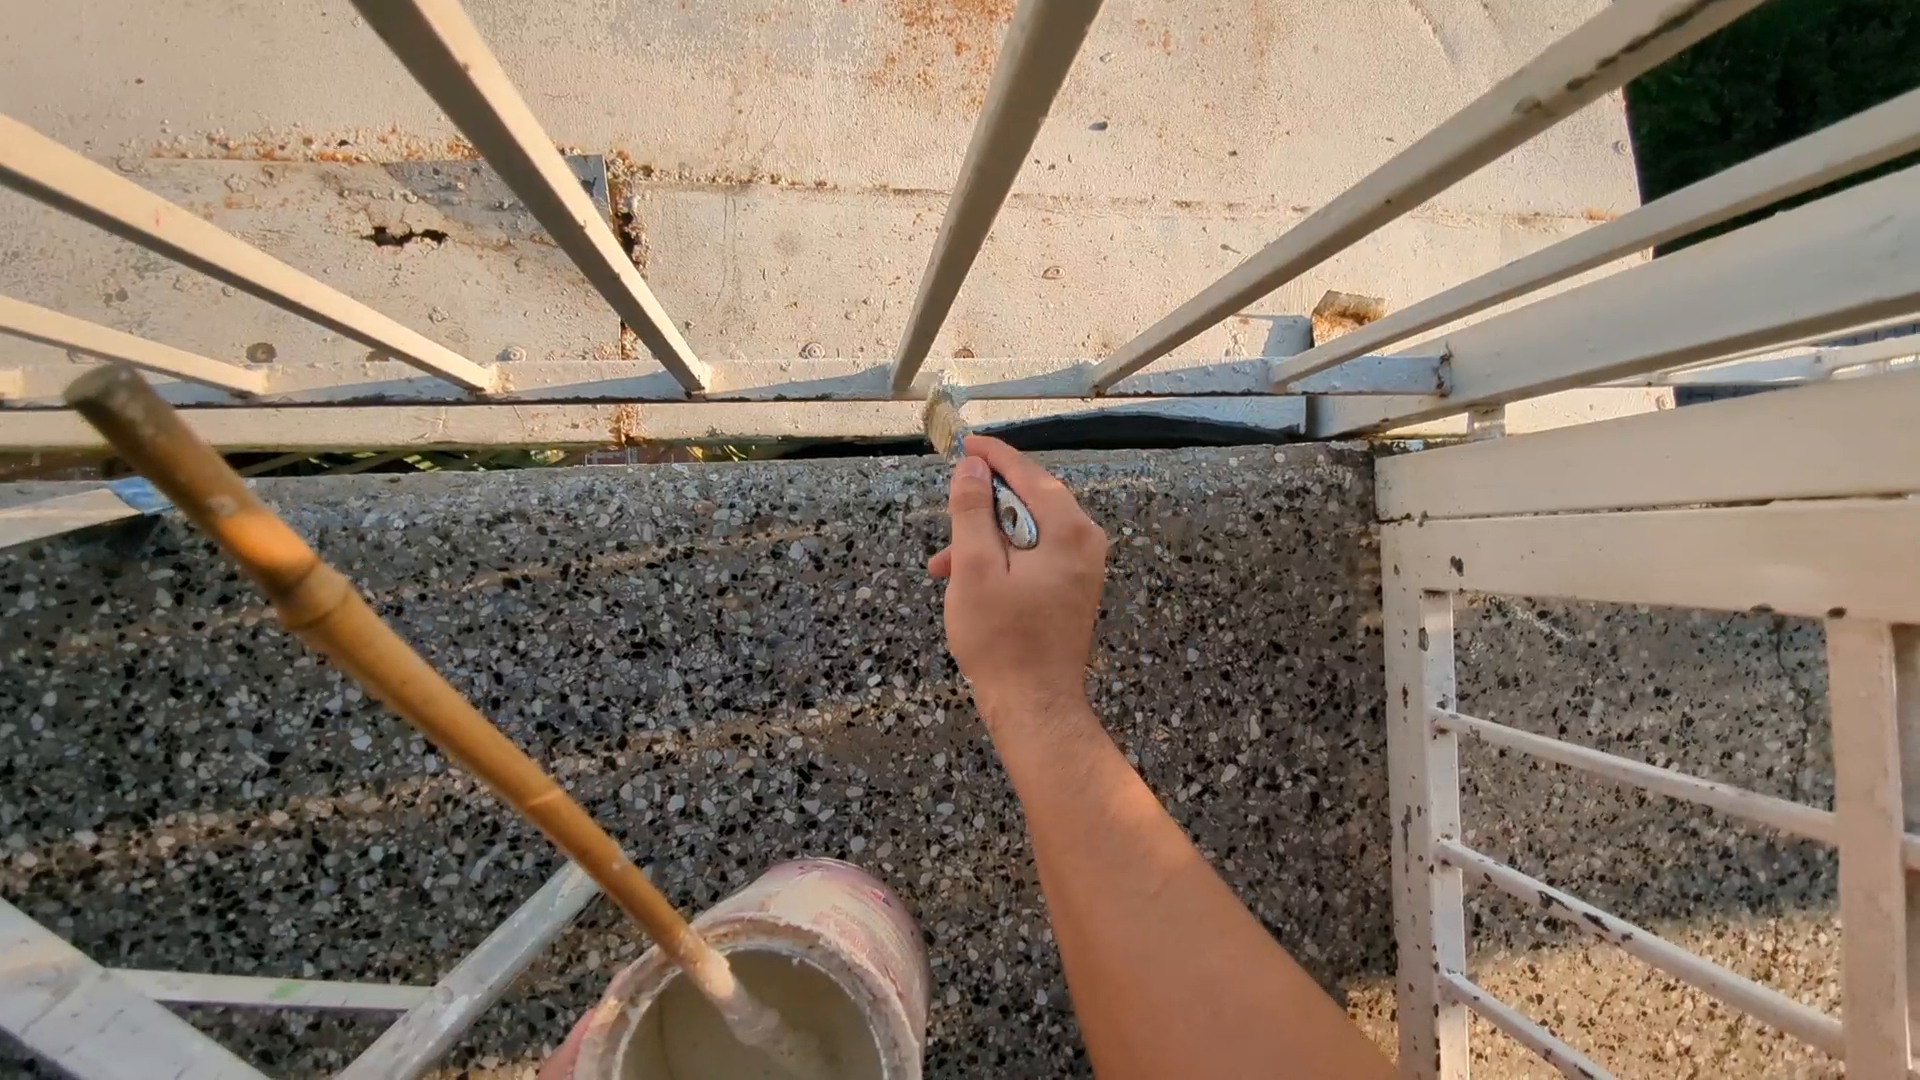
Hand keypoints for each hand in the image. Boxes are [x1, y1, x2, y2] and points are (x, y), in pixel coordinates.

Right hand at [927, 436, 1107, 725]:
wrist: (1035, 705)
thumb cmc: (1001, 639)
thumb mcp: (975, 568)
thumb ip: (972, 511)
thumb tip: (972, 468)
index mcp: (1068, 531)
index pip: (1030, 474)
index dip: (994, 457)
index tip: (966, 445)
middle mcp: (1085, 543)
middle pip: (1030, 502)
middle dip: (984, 507)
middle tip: (949, 516)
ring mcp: (1084, 568)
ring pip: (1028, 532)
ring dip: (986, 540)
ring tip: (945, 566)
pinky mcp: (1074, 589)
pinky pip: (1036, 556)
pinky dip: (1003, 560)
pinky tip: (971, 582)